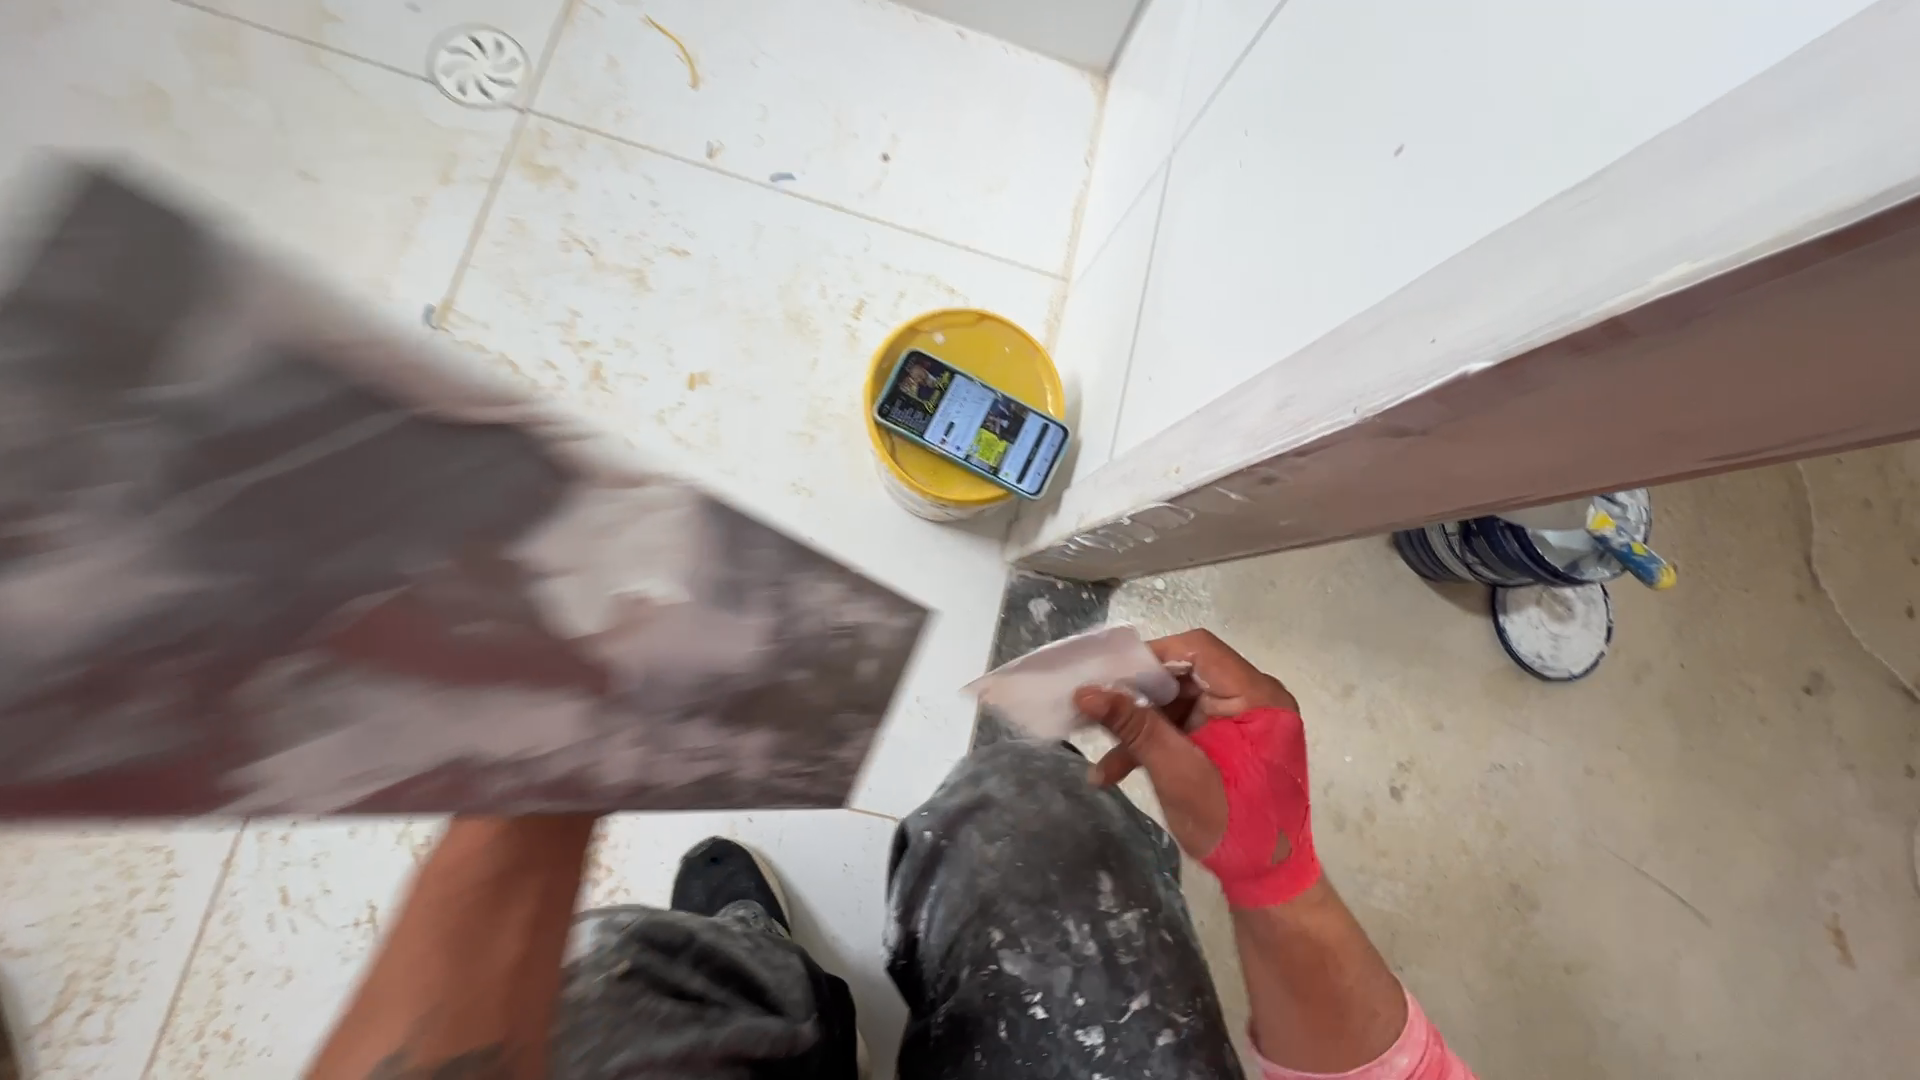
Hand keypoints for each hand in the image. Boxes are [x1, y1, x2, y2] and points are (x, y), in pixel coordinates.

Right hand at [1073, 630, 1318, 906]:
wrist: (1268, 882)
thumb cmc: (1232, 824)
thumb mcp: (1176, 771)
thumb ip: (1133, 726)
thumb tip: (1085, 692)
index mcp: (1256, 696)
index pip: (1198, 649)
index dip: (1149, 657)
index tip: (1107, 674)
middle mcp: (1253, 698)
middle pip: (1183, 675)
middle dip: (1136, 696)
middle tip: (1095, 708)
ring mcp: (1241, 720)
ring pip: (1176, 702)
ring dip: (1138, 727)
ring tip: (1100, 754)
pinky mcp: (1229, 740)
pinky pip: (1184, 726)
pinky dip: (1153, 744)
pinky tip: (1115, 770)